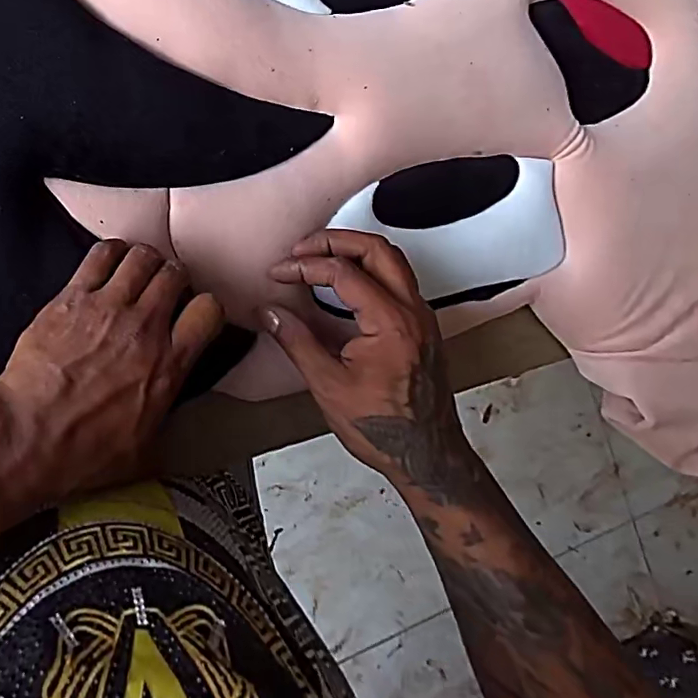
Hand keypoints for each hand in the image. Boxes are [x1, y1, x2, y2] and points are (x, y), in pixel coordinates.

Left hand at [0, 240, 223, 508]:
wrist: (28, 436)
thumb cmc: (80, 450)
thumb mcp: (144, 449)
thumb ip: (164, 421)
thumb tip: (169, 424)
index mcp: (168, 365)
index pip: (208, 311)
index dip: (205, 306)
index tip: (195, 311)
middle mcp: (143, 328)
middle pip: (175, 274)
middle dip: (173, 277)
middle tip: (164, 286)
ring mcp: (107, 308)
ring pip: (142, 257)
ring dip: (144, 261)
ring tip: (137, 270)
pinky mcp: (72, 298)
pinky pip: (101, 255)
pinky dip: (110, 252)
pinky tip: (108, 261)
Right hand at [260, 230, 464, 484]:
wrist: (427, 457)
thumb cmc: (385, 427)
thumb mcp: (328, 385)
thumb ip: (297, 341)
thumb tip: (271, 313)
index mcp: (391, 324)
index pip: (343, 272)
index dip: (305, 266)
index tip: (281, 273)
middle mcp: (413, 313)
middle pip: (376, 249)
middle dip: (334, 240)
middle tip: (302, 247)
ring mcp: (421, 318)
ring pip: (391, 259)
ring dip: (353, 249)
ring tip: (319, 255)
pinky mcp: (421, 326)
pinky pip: (397, 278)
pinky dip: (367, 268)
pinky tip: (344, 282)